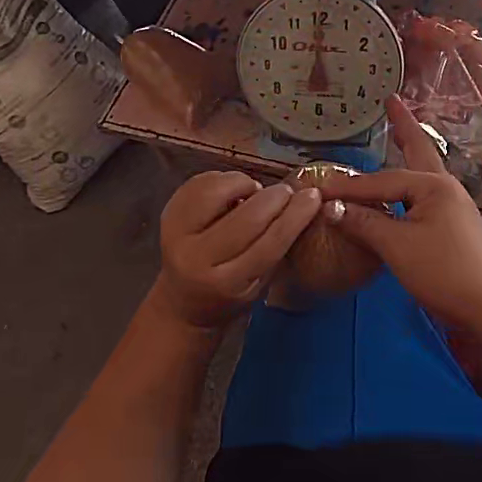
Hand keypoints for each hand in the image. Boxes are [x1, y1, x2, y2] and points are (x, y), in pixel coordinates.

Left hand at [154, 171, 321, 328]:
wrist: (185, 302)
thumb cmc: (233, 293)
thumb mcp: (261, 282)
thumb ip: (282, 245)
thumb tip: (307, 202)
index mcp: (228, 283)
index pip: (270, 243)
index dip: (295, 216)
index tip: (313, 196)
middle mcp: (198, 260)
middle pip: (247, 218)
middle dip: (275, 198)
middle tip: (287, 192)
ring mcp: (176, 235)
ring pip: (217, 192)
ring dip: (244, 184)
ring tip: (254, 192)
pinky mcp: (168, 214)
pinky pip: (200, 183)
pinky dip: (223, 179)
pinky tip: (233, 191)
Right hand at [315, 96, 481, 326]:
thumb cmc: (444, 270)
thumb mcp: (397, 246)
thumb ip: (364, 223)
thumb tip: (330, 207)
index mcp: (434, 186)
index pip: (381, 180)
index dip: (348, 187)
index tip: (318, 189)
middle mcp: (446, 188)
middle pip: (419, 151)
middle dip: (404, 127)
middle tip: (393, 102)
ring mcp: (453, 207)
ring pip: (421, 175)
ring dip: (408, 154)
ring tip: (396, 135)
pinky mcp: (453, 227)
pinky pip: (422, 197)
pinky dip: (407, 188)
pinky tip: (400, 193)